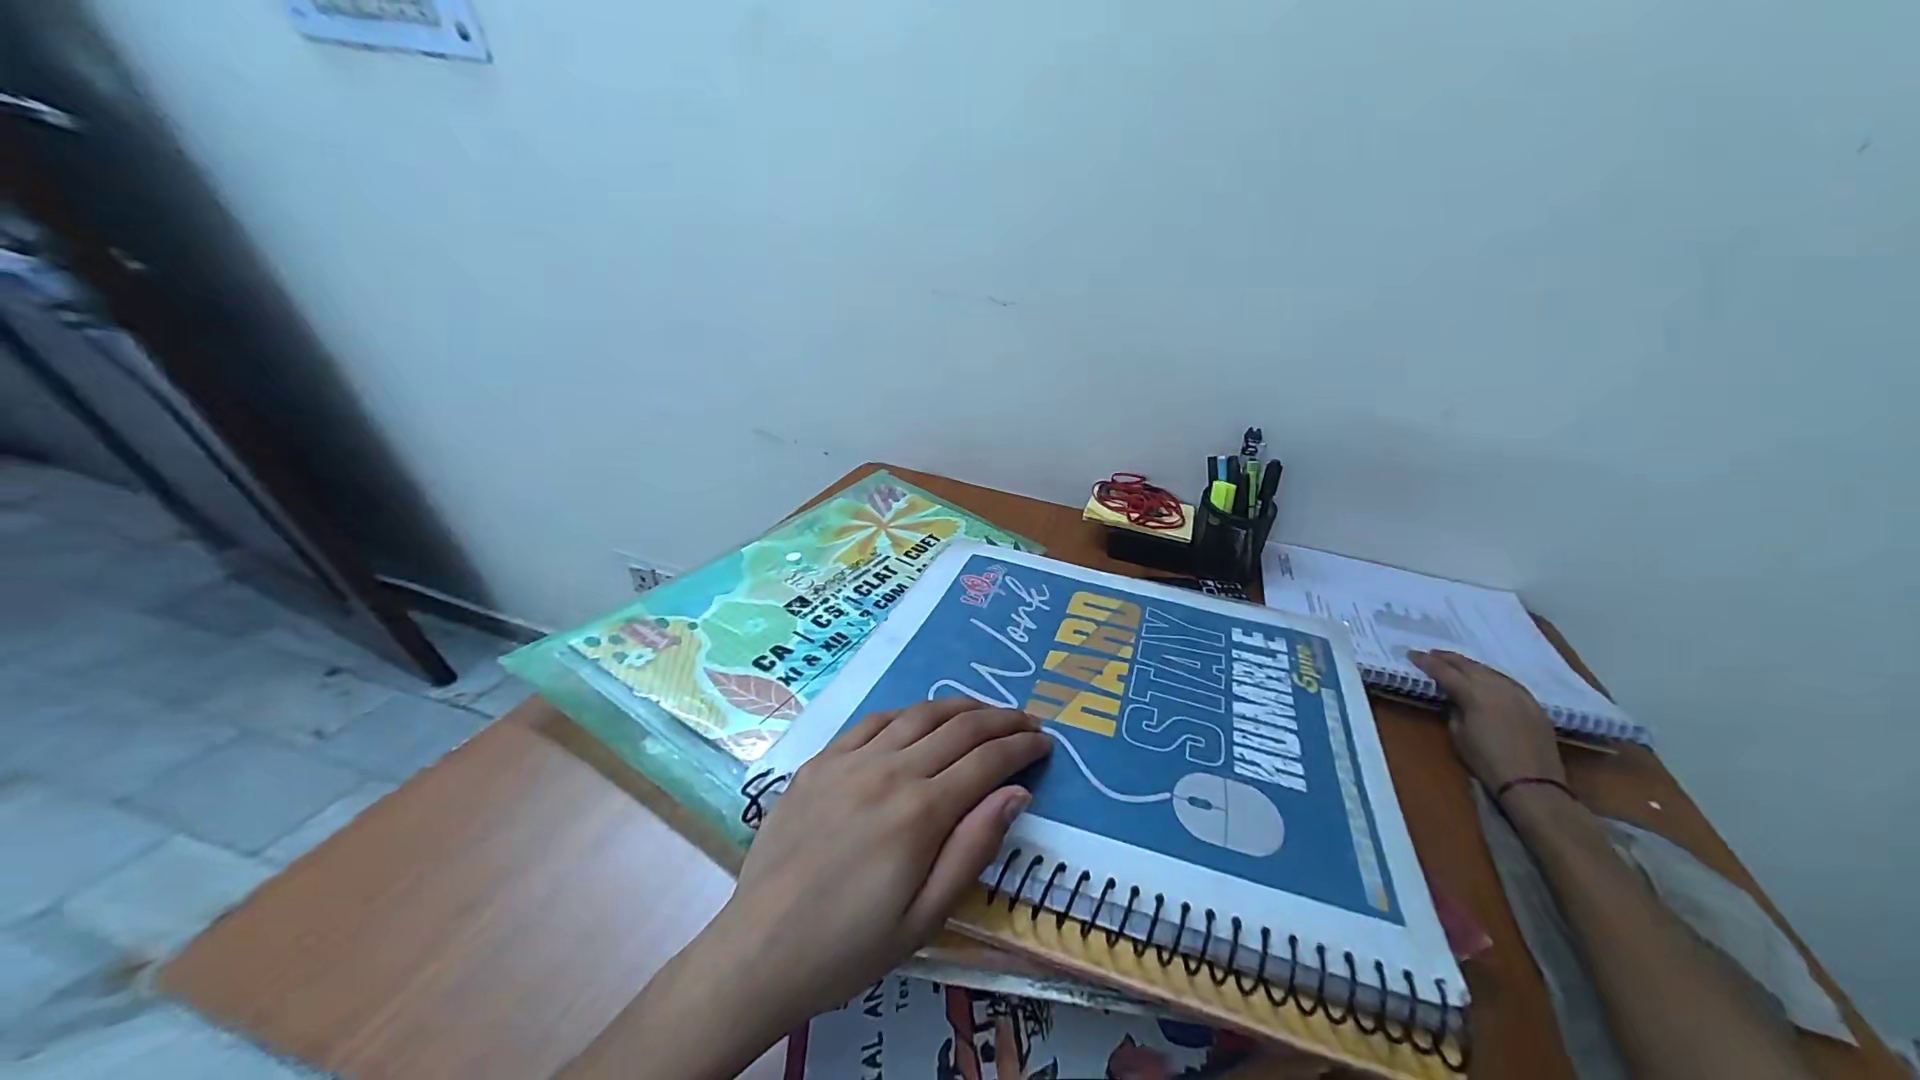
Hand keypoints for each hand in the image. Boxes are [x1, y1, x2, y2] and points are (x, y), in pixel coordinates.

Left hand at [722, 698, 1050, 1025]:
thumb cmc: (851, 946)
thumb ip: (974, 848)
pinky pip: (872, 721)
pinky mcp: (819, 761)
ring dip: (959, 707)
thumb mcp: (926, 917)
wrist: (760, 949)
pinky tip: (918, 719)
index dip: (1022, 747)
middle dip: (1001, 719)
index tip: (1044, 742)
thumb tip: (1015, 793)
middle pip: (959, 728)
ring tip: (984, 712)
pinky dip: (906, 713)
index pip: (987, 761)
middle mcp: (889, 771)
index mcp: (921, 812)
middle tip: (1027, 721)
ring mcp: (850, 760)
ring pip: (918, 714)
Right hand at [1408, 650, 1564, 794]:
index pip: (1444, 671)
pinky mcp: (1534, 704)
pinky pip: (1508, 682)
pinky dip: (1491, 677)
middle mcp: (1497, 687)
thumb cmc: (1486, 761)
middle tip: (1431, 654)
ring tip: (1456, 664)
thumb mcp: (1458, 735)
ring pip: (1490, 671)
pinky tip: (1486, 679)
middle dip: (1447, 658)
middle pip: (1469, 665)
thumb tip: (1454, 700)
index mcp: (1474, 694)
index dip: (1426, 662)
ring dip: (1470, 665)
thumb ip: (1453, 710)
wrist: (1532, 782)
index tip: (1412, 654)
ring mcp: (1519, 694)